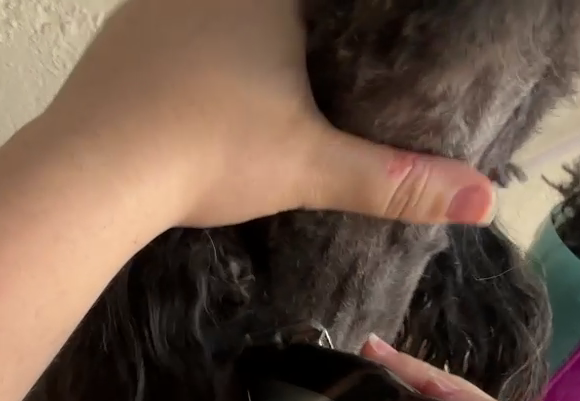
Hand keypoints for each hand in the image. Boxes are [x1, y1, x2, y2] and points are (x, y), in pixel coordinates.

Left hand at [35, 0, 496, 228]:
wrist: (97, 169)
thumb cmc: (211, 151)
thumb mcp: (309, 167)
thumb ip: (391, 180)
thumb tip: (482, 202)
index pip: (333, 3)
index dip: (347, 25)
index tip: (341, 67)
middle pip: (272, 5)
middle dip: (288, 33)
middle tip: (302, 75)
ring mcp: (156, 4)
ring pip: (212, 12)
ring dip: (232, 40)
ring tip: (246, 85)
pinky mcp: (116, 38)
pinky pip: (164, 34)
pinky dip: (181, 58)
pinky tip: (184, 93)